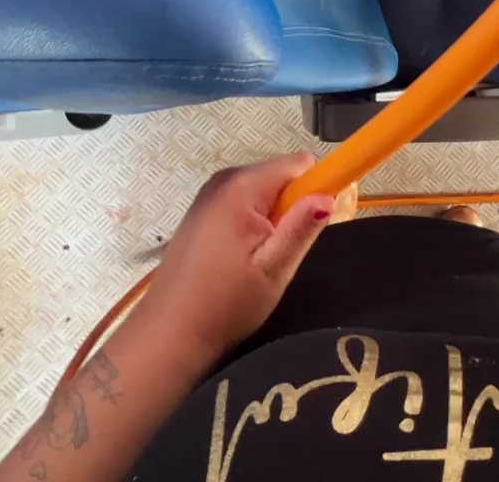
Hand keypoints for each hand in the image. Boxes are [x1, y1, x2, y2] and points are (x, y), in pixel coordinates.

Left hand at [131, 153, 337, 360]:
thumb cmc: (225, 303)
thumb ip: (302, 227)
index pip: (298, 164)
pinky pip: (242, 202)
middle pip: (279, 176)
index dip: (314, 188)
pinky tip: (240, 258)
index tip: (313, 224)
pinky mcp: (201, 210)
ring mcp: (209, 194)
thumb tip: (329, 195)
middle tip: (283, 251)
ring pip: (262, 191)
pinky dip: (251, 224)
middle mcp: (224, 179)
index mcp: (242, 186)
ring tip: (260, 259)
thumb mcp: (274, 269)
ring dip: (272, 219)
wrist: (169, 334)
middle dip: (291, 207)